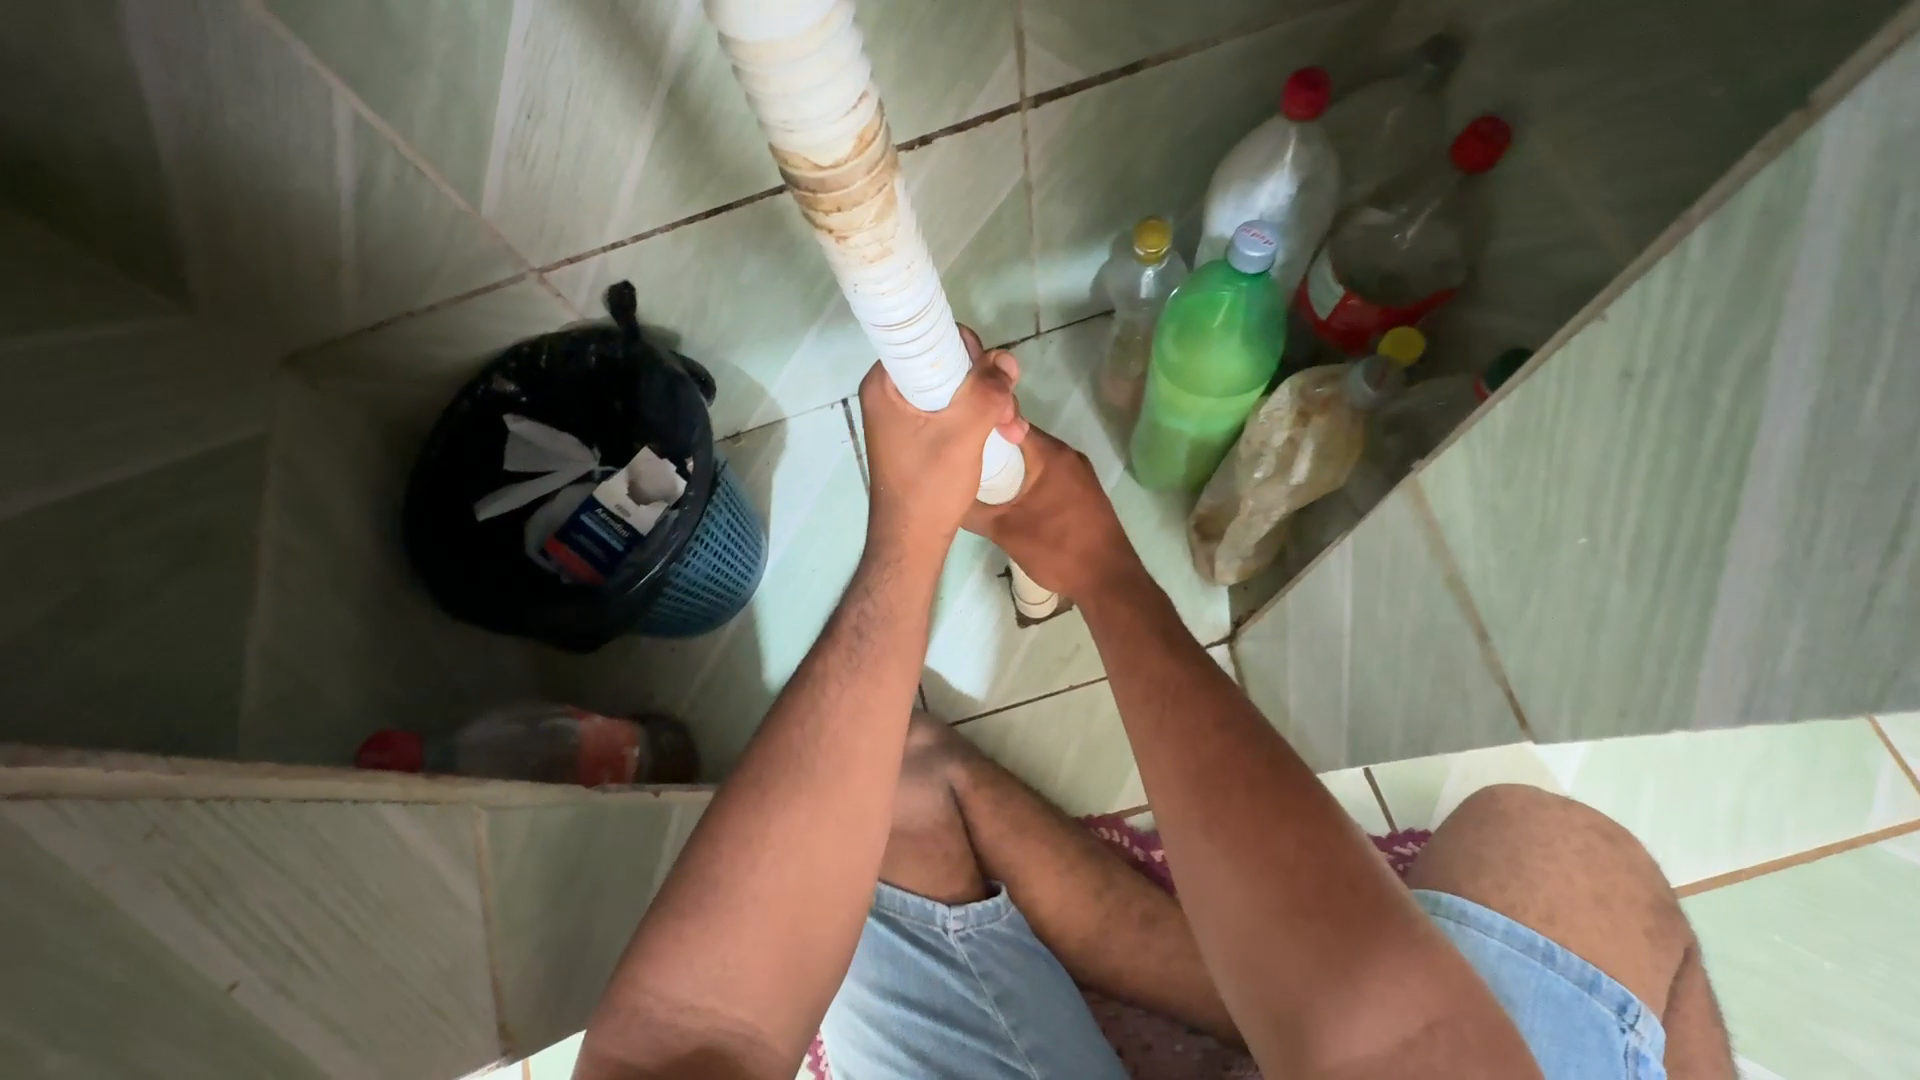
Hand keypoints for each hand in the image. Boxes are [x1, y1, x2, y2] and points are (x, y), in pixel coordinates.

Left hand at [861, 325, 1027, 562]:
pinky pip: (955, 412)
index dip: (968, 349)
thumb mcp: (964, 432)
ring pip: (958, 389)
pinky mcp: (920, 436)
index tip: (991, 375)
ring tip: (1014, 432)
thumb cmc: (930, 486)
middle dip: (987, 384)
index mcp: (886, 383)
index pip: (929, 337)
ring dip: (991, 405)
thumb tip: (1007, 360)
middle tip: (1009, 413)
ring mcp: (906, 416)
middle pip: (949, 364)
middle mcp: (892, 393)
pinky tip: (1006, 436)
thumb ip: (987, 391)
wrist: (913, 542)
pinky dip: (980, 420)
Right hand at [962, 425, 1143, 601]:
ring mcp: (1079, 473)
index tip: (957, 438)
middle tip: (960, 462)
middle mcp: (1068, 455)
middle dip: (992, 450)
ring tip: (978, 479)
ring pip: (1034, 459)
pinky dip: (1026, 480)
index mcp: (1051, 454)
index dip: (982, 427)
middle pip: (1021, 440)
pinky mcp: (1082, 491)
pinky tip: (1007, 497)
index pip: (1009, 423)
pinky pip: (1047, 474)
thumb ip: (972, 511)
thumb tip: (945, 499)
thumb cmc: (1057, 549)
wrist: (1108, 579)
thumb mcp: (1005, 531)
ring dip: (1009, 467)